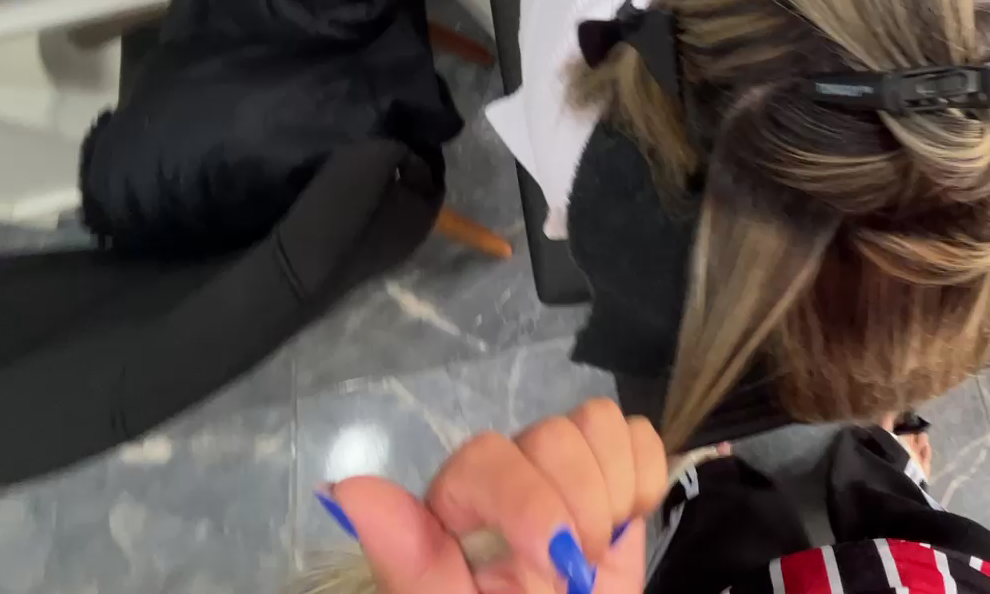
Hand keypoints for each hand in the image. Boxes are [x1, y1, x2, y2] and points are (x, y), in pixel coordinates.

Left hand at [332, 398, 667, 593]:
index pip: (488, 454)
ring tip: (602, 545)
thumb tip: (345, 487)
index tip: (554, 562)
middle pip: (554, 433)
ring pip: (596, 419)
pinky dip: (644, 475)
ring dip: (613, 490)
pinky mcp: (616, 467)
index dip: (529, 500)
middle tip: (579, 569)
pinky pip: (639, 431)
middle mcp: (511, 468)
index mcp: (458, 502)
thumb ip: (412, 561)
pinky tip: (631, 518)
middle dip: (581, 508)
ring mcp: (567, 464)